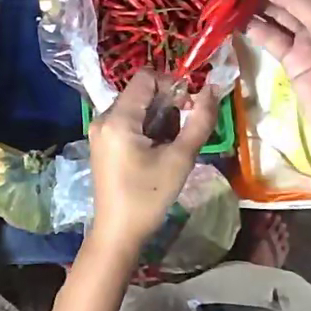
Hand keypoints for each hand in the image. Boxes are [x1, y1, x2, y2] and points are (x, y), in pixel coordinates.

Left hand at [85, 72, 216, 255]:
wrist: (118, 232)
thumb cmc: (149, 196)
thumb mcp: (180, 158)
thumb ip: (199, 120)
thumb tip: (210, 89)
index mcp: (118, 118)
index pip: (145, 77)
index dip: (171, 84)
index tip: (188, 106)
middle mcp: (103, 118)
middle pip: (140, 92)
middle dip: (166, 105)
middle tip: (183, 131)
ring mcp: (99, 131)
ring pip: (135, 107)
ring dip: (158, 118)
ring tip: (169, 147)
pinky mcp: (102, 143)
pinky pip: (127, 121)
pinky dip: (145, 128)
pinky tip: (155, 152)